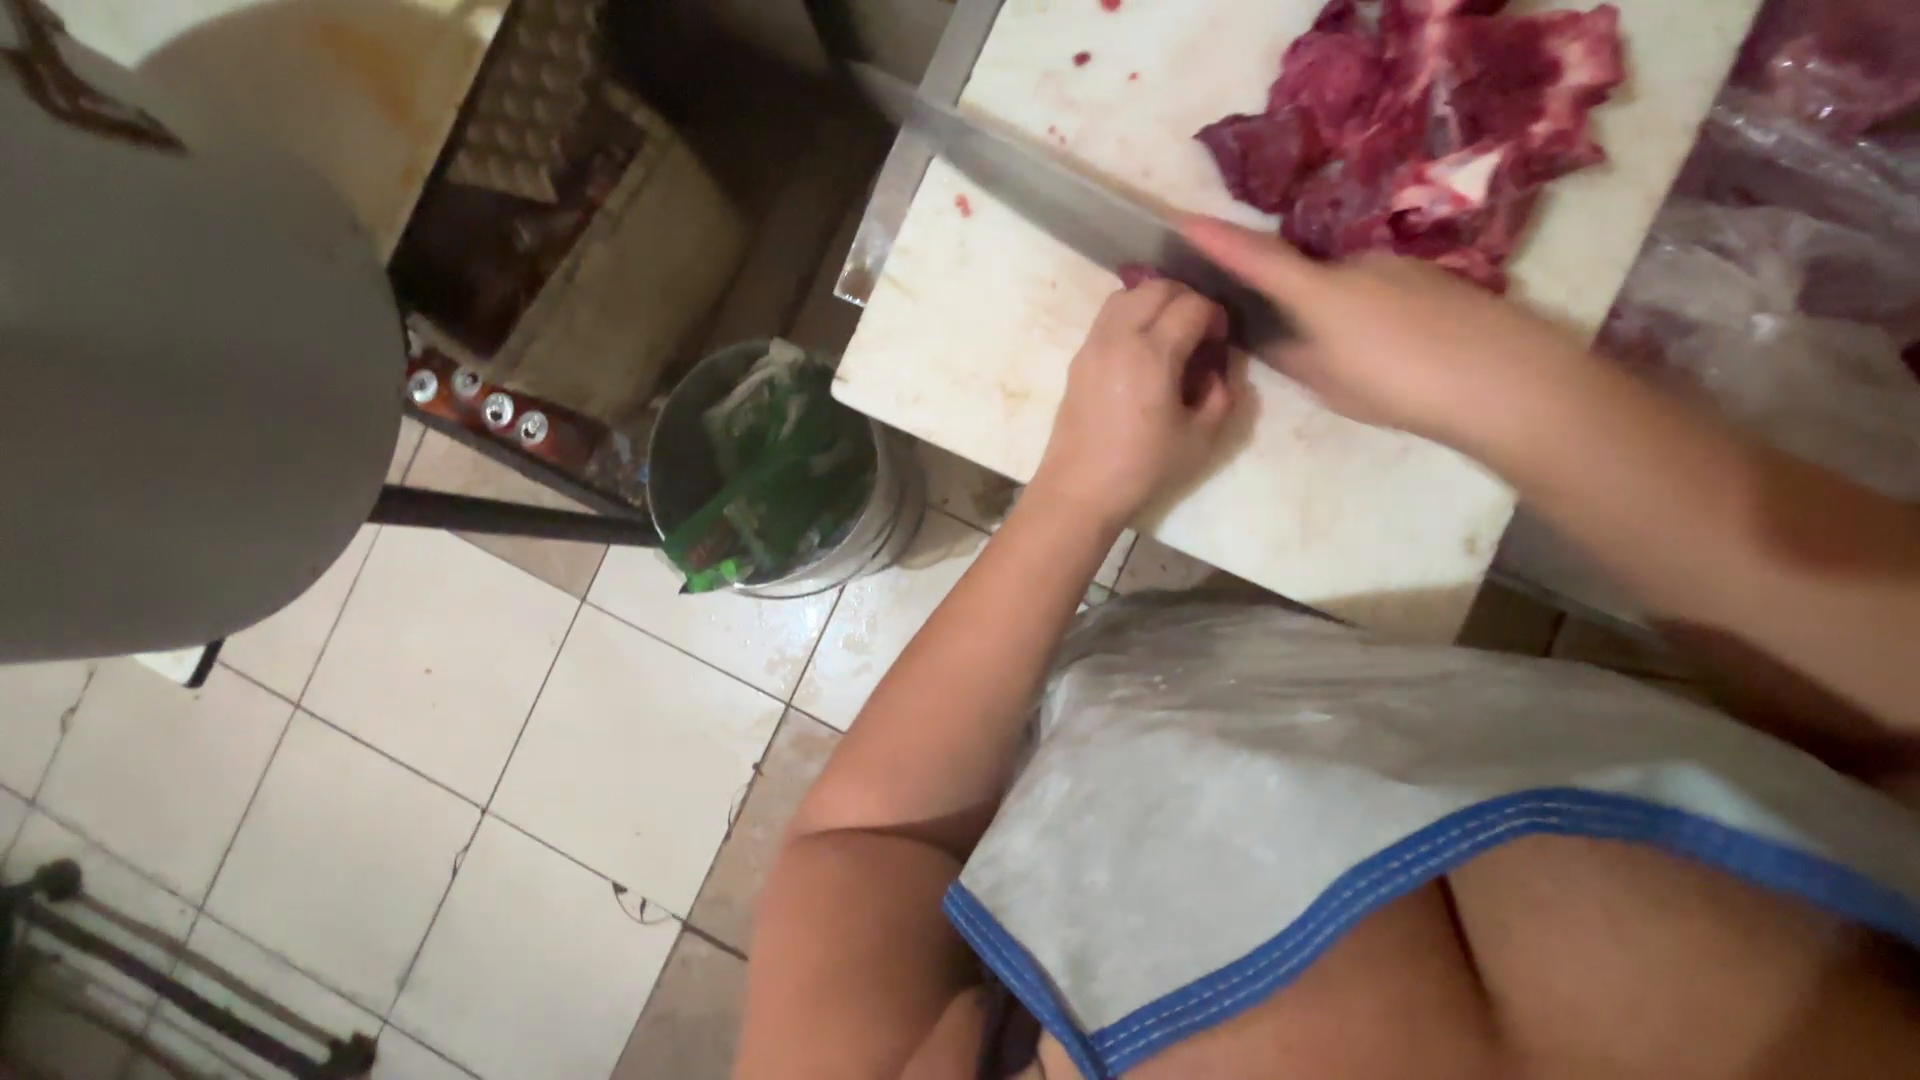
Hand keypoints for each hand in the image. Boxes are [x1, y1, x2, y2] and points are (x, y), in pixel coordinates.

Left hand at [1031, 279, 1237, 528]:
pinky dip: (1130, 317)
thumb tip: (1216, 371)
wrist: (1079, 490)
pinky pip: (1106, 318)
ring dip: (1153, 302)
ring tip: (1170, 333)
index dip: (1214, 316)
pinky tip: (1144, 351)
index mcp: (1151, 354)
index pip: (1191, 306)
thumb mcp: (1200, 439)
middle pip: (1156, 287)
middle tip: (1199, 329)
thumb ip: (1220, 396)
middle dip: (1185, 298)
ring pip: (1125, 296)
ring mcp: (1092, 346)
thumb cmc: (1142, 468)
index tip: (1220, 340)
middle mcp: (1117, 338)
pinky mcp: (1077, 360)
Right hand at [1182, 216, 1593, 449]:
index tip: (1182, 221)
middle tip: (1287, 343)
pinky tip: (1390, 353)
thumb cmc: (1400, 384)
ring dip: (1333, 313)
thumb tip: (1263, 337)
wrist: (1506, 378)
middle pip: (1303, 276)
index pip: (1255, 259)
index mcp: (1319, 290)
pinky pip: (1379, 290)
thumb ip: (1289, 356)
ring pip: (1346, 286)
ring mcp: (1397, 265)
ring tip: (1352, 362)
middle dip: (1287, 301)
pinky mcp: (1431, 278)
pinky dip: (1369, 314)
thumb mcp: (1328, 382)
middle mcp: (1353, 263)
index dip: (1216, 241)